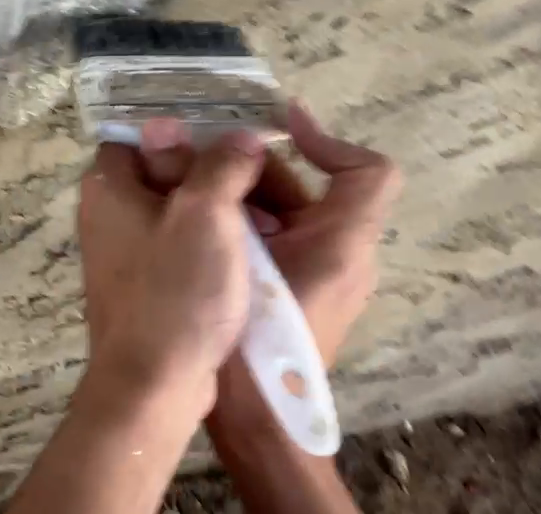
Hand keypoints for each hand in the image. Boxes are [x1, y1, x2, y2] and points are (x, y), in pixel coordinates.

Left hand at [78, 127, 267, 419]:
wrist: (151, 379)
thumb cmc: (175, 289)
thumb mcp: (205, 214)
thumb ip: (219, 166)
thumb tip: (239, 135)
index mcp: (107, 184)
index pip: (143, 137)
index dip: (189, 140)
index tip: (237, 155)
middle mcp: (105, 209)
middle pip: (165, 174)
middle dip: (216, 181)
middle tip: (266, 201)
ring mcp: (119, 248)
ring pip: (178, 212)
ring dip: (222, 217)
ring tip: (269, 232)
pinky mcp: (139, 282)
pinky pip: (179, 247)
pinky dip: (212, 248)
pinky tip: (250, 265)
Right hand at [136, 102, 401, 428]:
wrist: (255, 420)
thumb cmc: (255, 332)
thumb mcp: (233, 250)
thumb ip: (211, 187)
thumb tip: (179, 134)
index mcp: (341, 244)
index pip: (367, 172)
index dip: (325, 137)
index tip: (272, 119)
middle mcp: (336, 255)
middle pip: (301, 185)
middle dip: (244, 164)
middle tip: (186, 151)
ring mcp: (309, 277)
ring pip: (274, 212)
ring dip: (227, 190)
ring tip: (173, 184)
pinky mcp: (281, 292)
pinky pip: (261, 239)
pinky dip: (226, 220)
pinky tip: (181, 222)